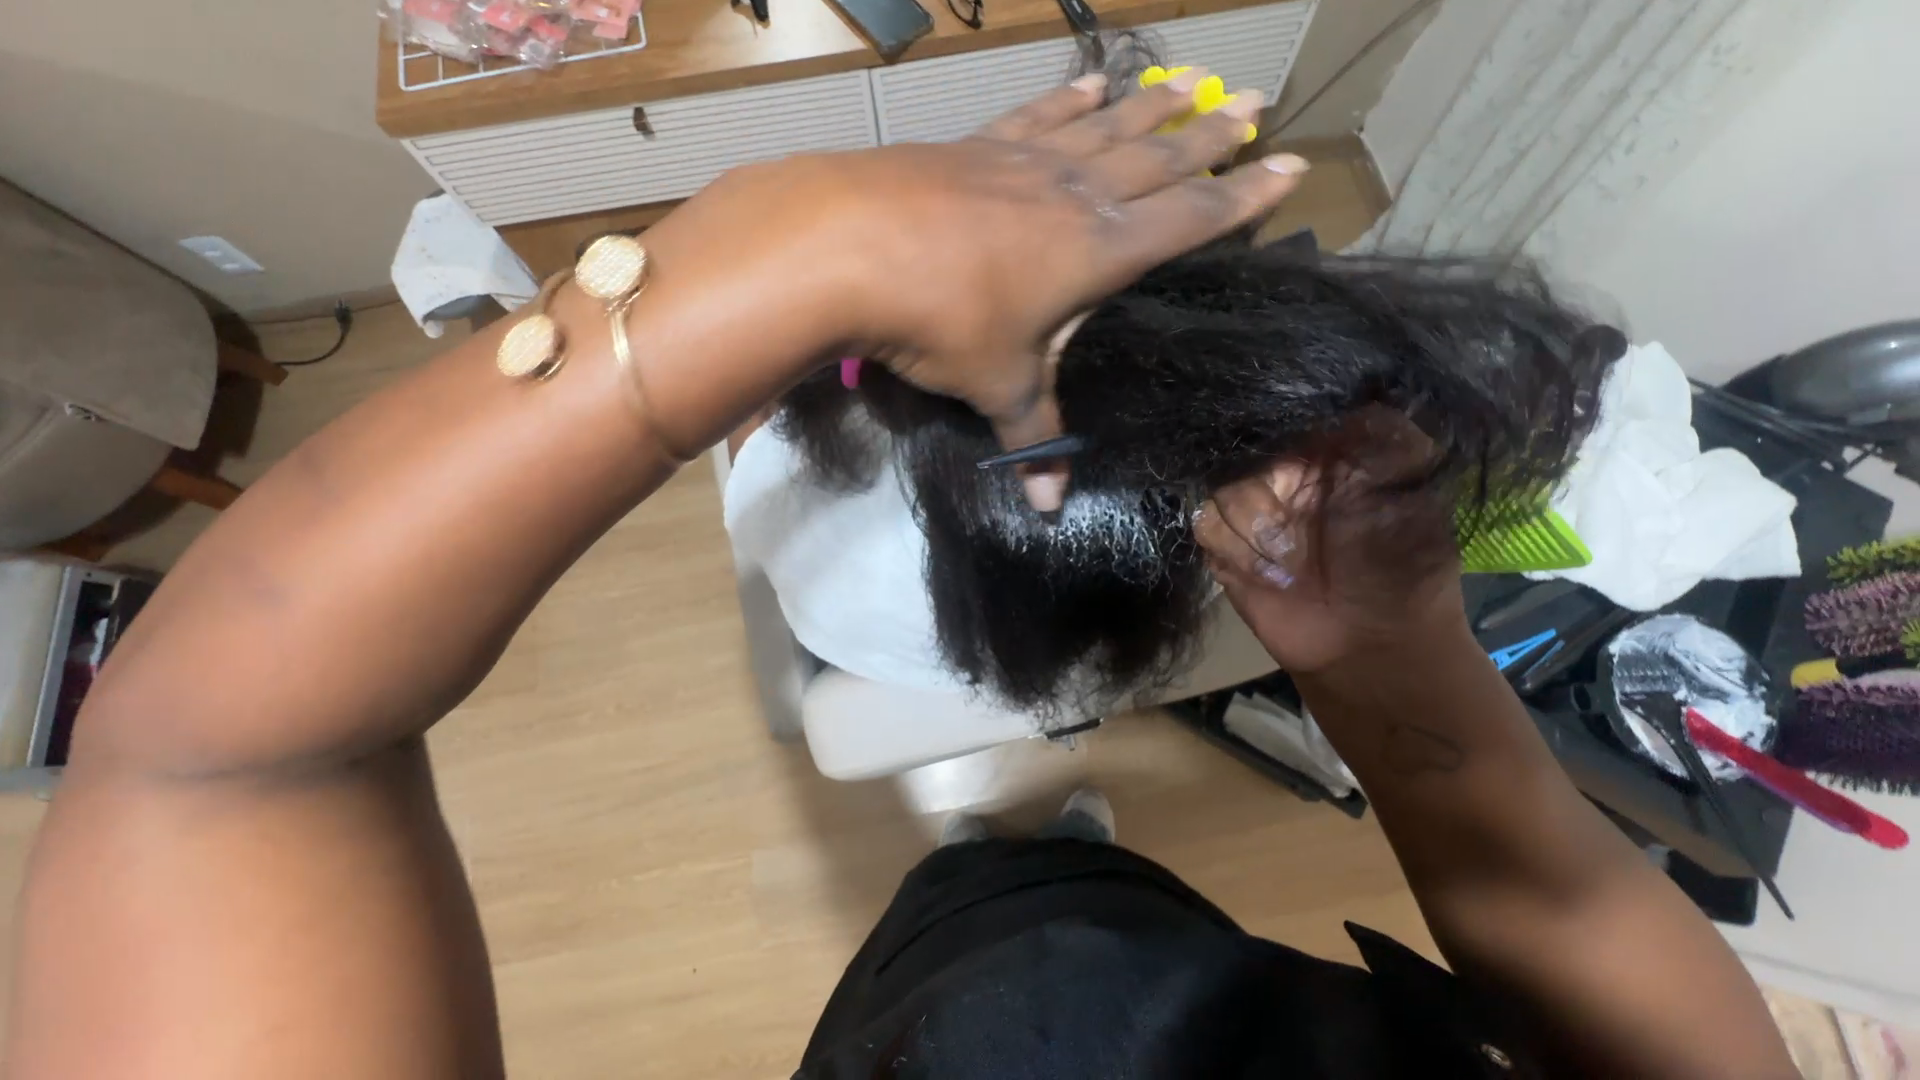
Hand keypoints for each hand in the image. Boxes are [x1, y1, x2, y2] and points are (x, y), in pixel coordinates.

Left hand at [637, 72, 1305, 507]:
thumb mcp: (996, 386)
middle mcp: (1075, 194)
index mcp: (1098, 251)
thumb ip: (1032, 438)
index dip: (1241, 198)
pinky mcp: (978, 144)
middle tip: (1256, 103)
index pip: (1189, 220)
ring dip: (1153, 108)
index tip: (1290, 166)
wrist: (851, 245)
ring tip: (1193, 84)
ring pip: (1107, 128)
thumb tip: (1051, 506)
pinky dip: (1070, 99)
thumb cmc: (942, 319)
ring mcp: (1025, 161)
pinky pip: (1038, 115)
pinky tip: (1092, 85)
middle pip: (1158, 160)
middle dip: (1210, 137)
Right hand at [1194, 411, 1469, 675]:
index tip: (1304, 465)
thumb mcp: (1416, 486)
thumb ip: (1389, 434)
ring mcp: (1251, 514)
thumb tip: (1353, 386)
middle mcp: (1282, 478)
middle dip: (1272, 492)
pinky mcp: (1225, 550)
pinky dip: (1236, 552)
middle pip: (1242, 453)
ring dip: (1258, 532)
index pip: (1281, 418)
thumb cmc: (1404, 565)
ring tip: (1291, 566)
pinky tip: (1270, 578)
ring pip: (1220, 491)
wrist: (1373, 645)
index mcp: (1324, 455)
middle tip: (1303, 526)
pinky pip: (1205, 526)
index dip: (1284, 436)